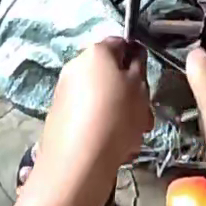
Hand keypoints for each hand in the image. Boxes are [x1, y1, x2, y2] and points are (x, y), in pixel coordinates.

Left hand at [33, 38, 150, 205]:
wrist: (77, 162)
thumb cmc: (116, 117)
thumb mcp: (139, 87)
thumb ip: (139, 66)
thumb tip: (134, 54)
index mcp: (95, 52)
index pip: (121, 43)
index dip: (137, 60)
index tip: (146, 83)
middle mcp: (75, 65)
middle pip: (111, 73)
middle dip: (130, 94)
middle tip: (142, 116)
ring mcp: (64, 91)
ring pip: (102, 97)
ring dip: (119, 113)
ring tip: (130, 138)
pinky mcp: (59, 116)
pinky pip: (88, 114)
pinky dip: (102, 125)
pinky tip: (112, 146)